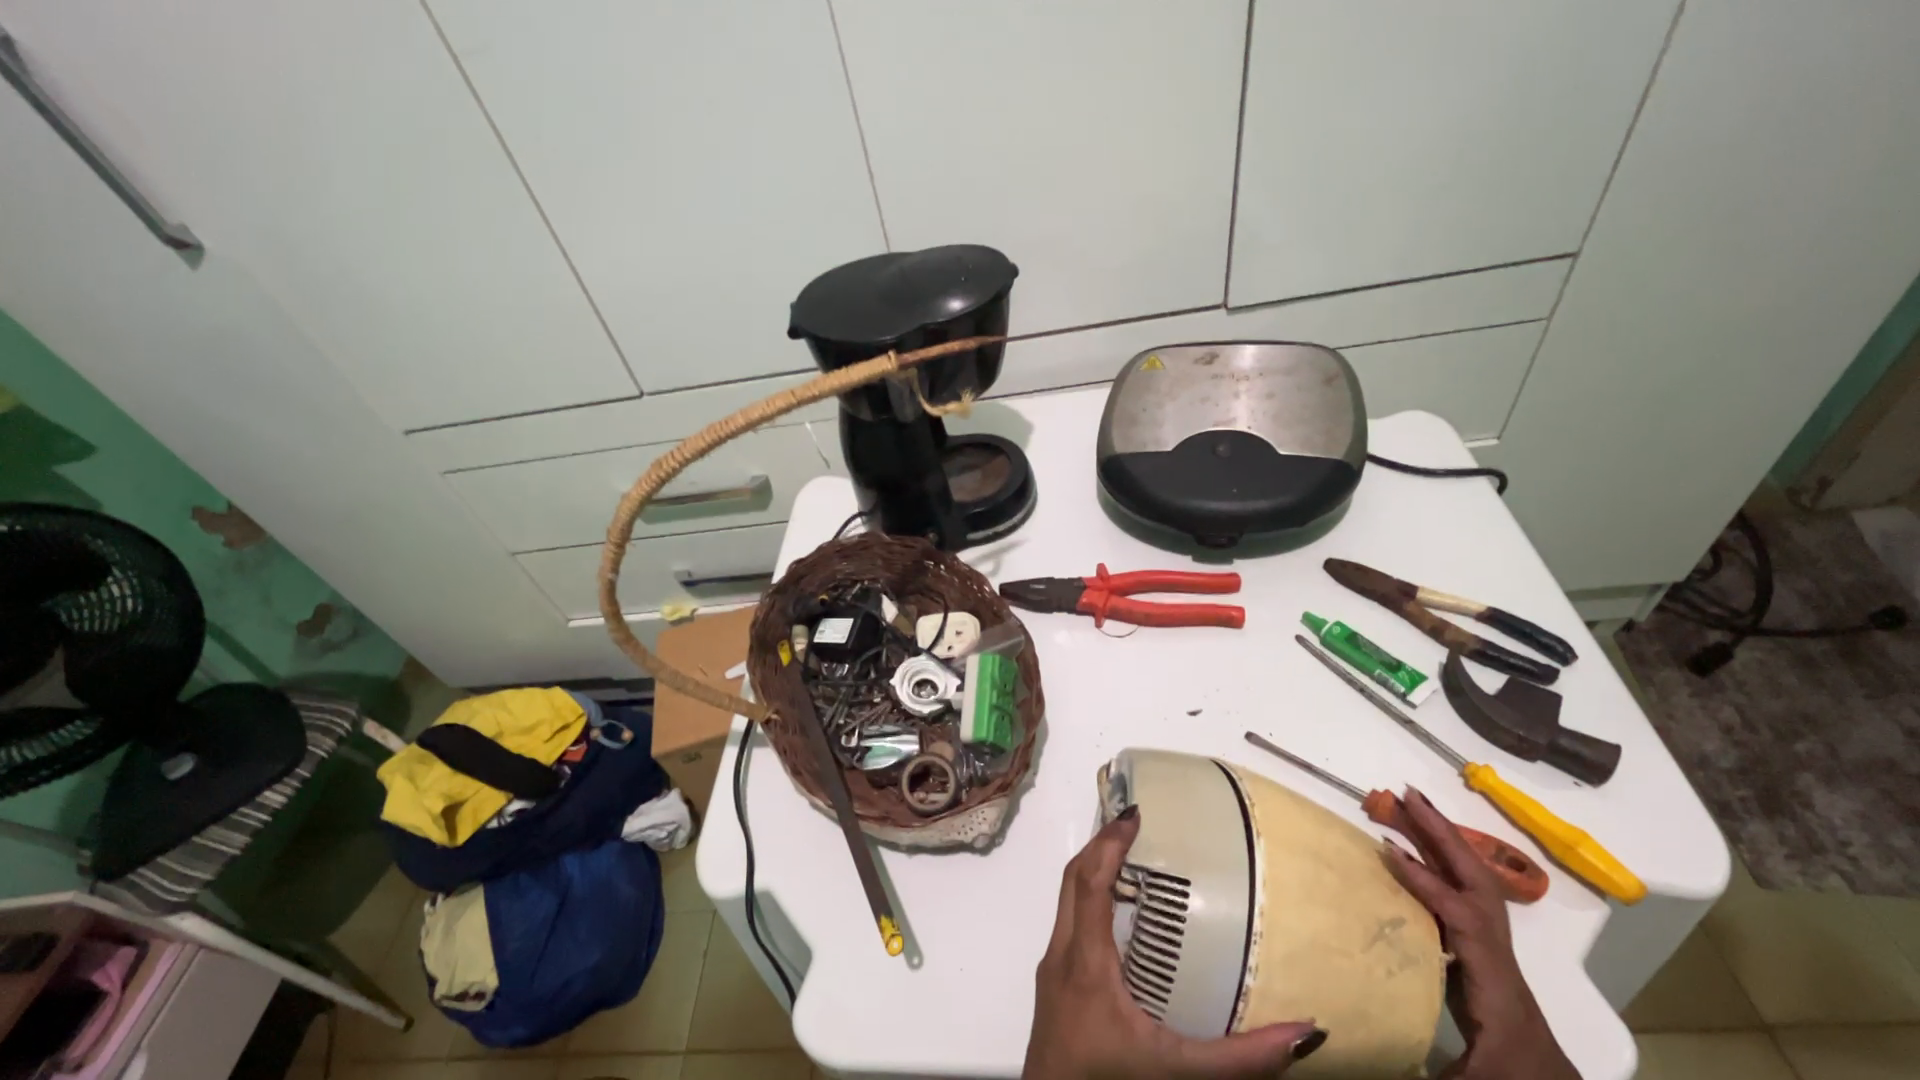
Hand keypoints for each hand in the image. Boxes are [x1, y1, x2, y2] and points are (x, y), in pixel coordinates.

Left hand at [1022, 805, 1325, 1078]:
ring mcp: (1051, 966)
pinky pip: (1068, 921)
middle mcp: (1061, 953)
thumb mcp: (1179, 1070)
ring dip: (1093, 870)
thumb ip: (1240, 1056)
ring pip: (1065, 898)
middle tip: (1138, 824)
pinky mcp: (1052, 981)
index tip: (1135, 814)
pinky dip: (1089, 899)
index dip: (1108, 842)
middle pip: (1071, 879)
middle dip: (1100, 844)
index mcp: (1085, 961)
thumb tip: (1304, 1033)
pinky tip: (1121, 913)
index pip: (1089, 882)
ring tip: (1133, 857)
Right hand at [1382, 789, 1579, 1079]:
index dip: (1425, 885)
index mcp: (1492, 979)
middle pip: (1474, 880)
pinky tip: (1414, 851)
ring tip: (1408, 806)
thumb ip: (1428, 1071)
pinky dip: (1440, 863)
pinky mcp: (1480, 947)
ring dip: (1441, 840)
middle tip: (1406, 795)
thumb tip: (1353, 1054)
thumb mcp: (1473, 1078)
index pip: (1459, 919)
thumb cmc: (1506, 1073)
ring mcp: (1491, 945)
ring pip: (1471, 881)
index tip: (1388, 851)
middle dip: (1443, 835)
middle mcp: (1496, 950)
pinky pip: (1462, 893)